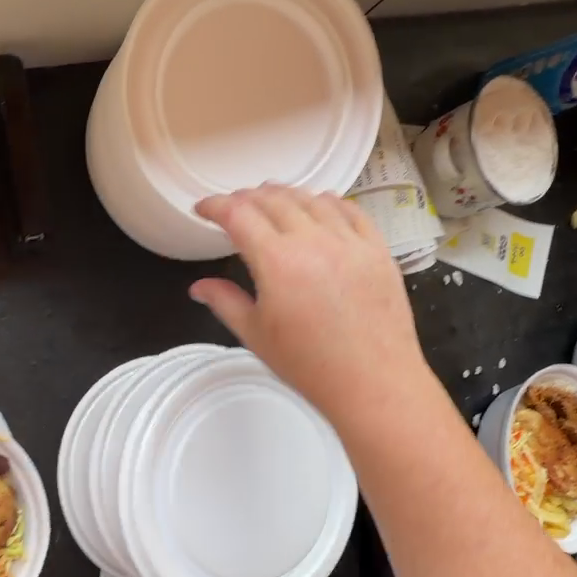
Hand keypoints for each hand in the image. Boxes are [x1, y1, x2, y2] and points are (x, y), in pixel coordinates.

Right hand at [191, 184, 431, 421]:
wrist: (371, 381)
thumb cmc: (308, 365)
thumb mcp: (256, 335)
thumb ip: (225, 302)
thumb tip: (199, 288)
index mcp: (277, 261)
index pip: (238, 215)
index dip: (216, 206)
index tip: (203, 208)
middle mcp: (314, 240)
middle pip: (274, 200)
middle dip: (247, 197)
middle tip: (234, 205)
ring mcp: (350, 242)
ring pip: (312, 200)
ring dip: (286, 194)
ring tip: (271, 198)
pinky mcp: (377, 250)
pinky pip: (351, 211)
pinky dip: (329, 202)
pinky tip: (321, 205)